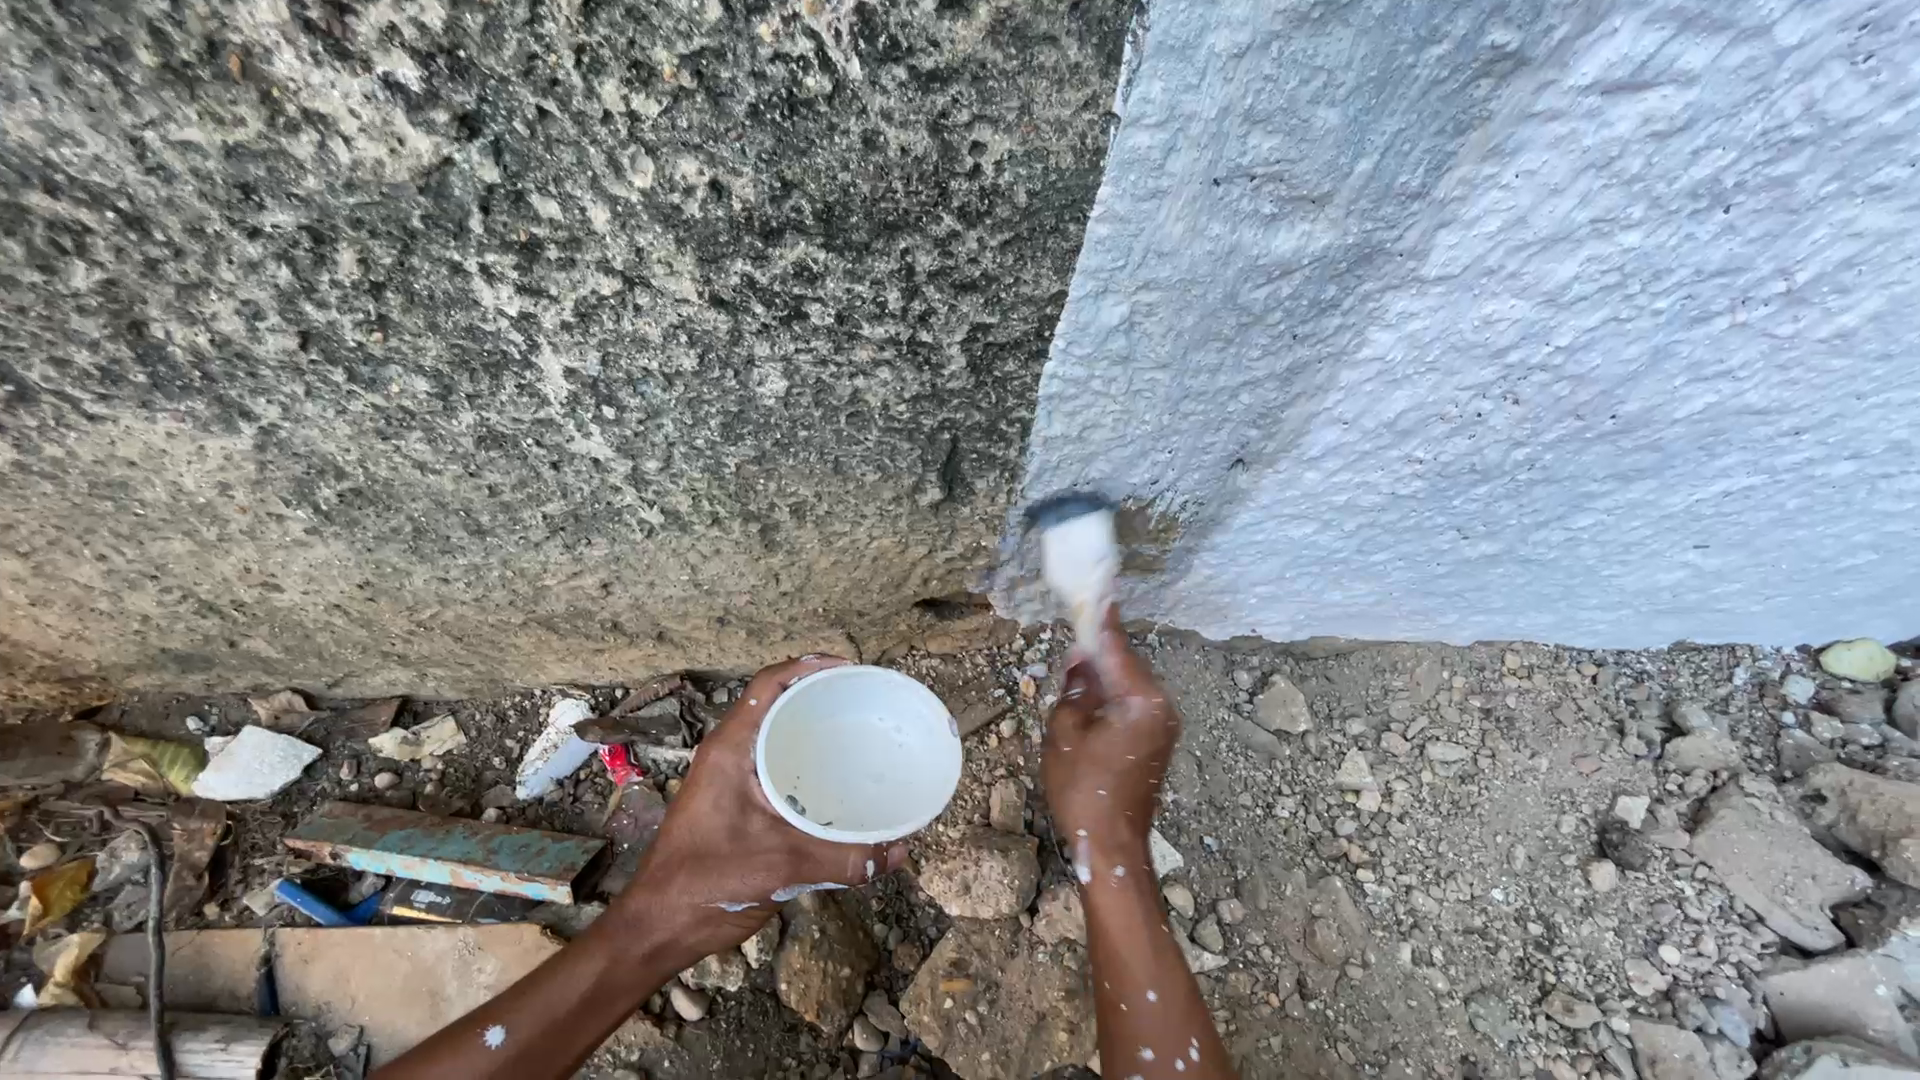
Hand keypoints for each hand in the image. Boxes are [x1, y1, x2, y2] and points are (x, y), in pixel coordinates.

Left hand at [611, 655, 909, 967]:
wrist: (656, 928)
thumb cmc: (705, 883)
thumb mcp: (781, 866)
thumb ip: (842, 859)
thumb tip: (897, 852)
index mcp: (731, 748)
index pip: (769, 683)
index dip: (809, 665)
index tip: (851, 669)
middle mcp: (730, 754)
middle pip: (776, 704)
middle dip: (819, 696)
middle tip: (864, 703)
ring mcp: (730, 779)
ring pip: (776, 737)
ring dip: (811, 730)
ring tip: (858, 736)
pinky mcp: (735, 804)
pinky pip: (775, 768)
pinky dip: (805, 765)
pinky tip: (835, 785)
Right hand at [1041, 609, 1179, 873]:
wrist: (1111, 846)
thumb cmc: (1083, 789)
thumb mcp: (1065, 731)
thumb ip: (1075, 688)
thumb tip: (1081, 660)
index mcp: (1142, 700)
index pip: (1118, 649)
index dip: (1103, 621)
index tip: (1099, 591)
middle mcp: (1162, 706)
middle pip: (1126, 665)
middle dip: (1099, 653)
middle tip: (1072, 640)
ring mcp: (1164, 725)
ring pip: (1129, 685)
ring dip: (1104, 677)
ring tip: (1075, 672)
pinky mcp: (1158, 740)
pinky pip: (1133, 704)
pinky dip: (1112, 697)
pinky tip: (1089, 699)